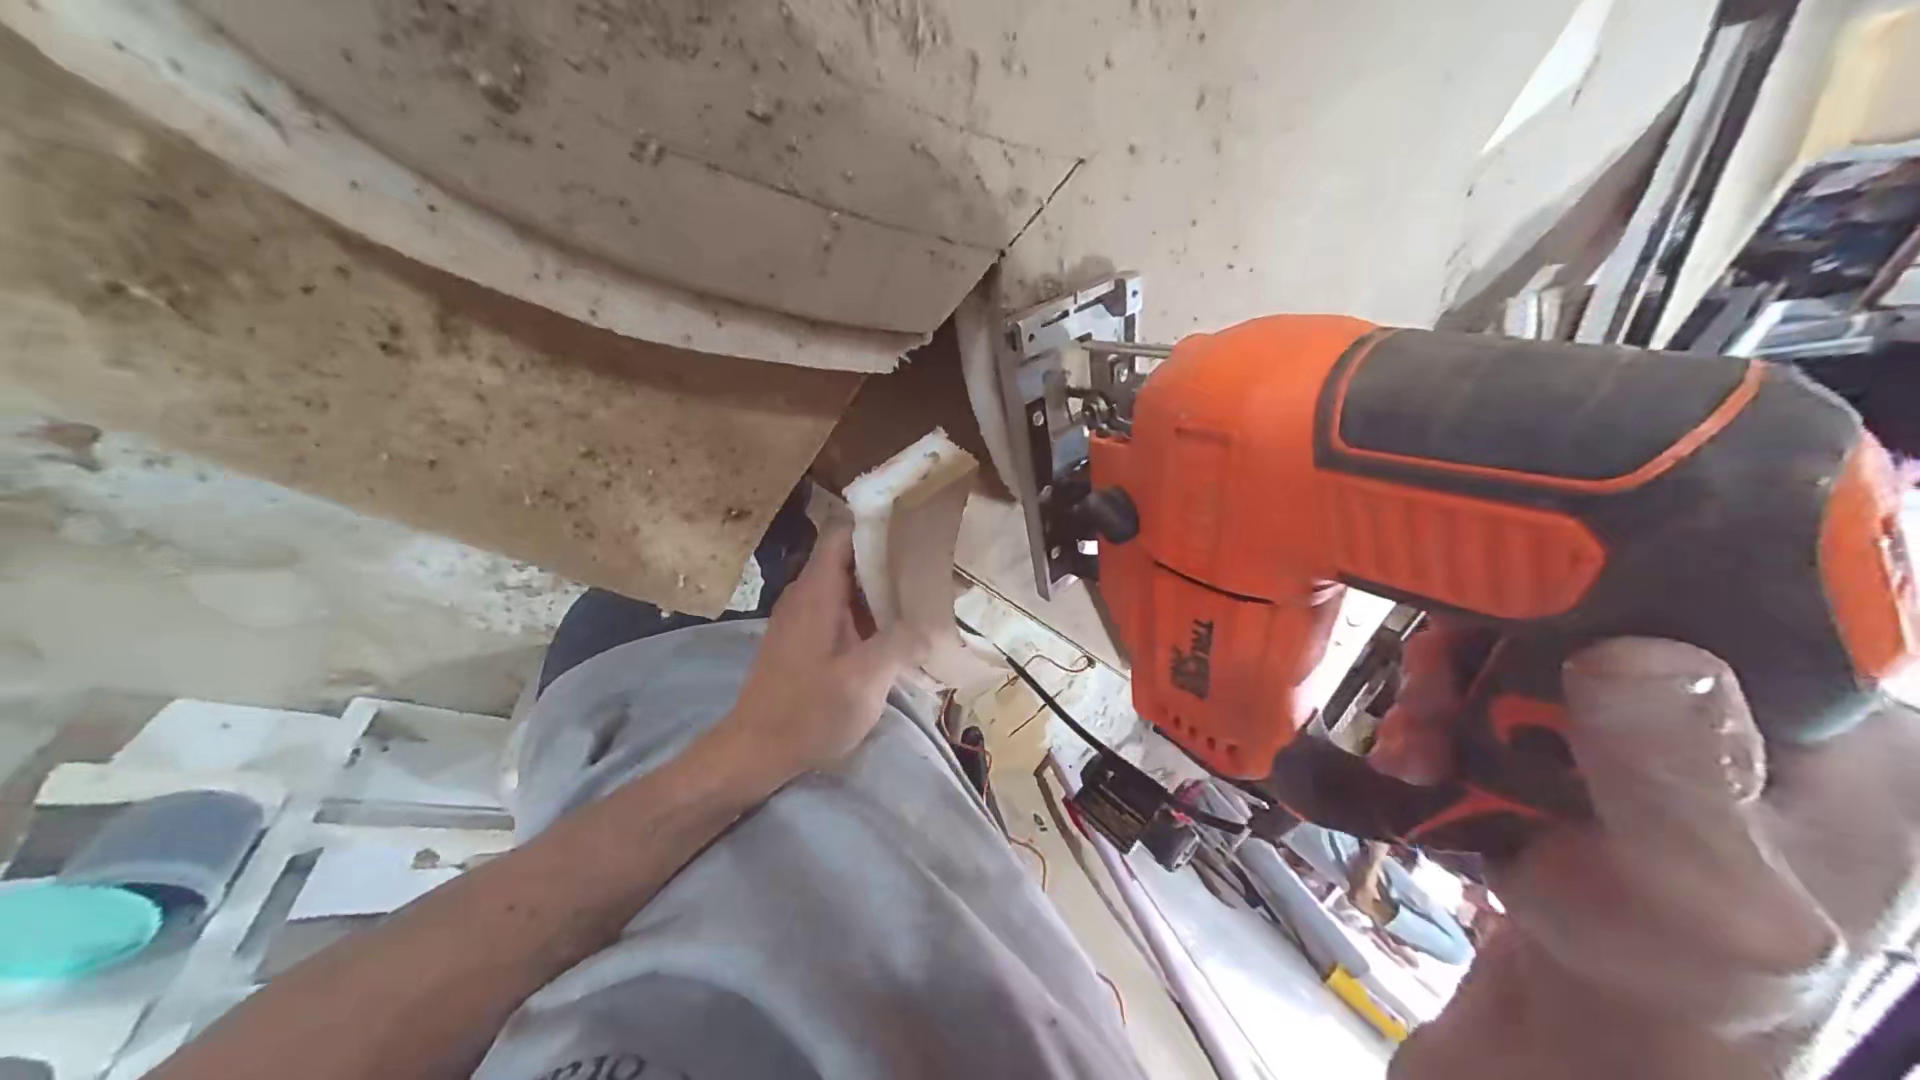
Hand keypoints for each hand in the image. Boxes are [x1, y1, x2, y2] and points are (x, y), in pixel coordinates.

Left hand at [716, 525, 924, 785]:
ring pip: (845, 583)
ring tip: (921, 592)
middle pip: (848, 555)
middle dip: (888, 556)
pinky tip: (892, 629)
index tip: (917, 526)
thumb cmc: (807, 713)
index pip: (843, 532)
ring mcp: (801, 616)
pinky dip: (866, 610)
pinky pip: (838, 607)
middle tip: (932, 563)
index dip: (878, 523)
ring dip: (879, 586)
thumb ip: (899, 643)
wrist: (754, 751)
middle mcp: (805, 594)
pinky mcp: (802, 638)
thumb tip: (929, 622)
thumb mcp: (864, 681)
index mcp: (817, 592)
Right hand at [1383, 625, 1919, 1078]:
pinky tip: (1412, 757)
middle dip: (1490, 647)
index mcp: (1835, 728)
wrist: (1592, 1030)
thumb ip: (1674, 782)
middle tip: (1431, 684)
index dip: (1615, 569)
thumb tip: (1633, 651)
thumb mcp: (1700, 893)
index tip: (1517, 581)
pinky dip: (1438, 718)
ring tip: (1412, 743)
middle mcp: (1735, 708)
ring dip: (1445, 689)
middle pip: (1590, 617)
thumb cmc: (1680, 979)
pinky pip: (1486, 694)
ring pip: (1519, 653)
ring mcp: (1636, 726)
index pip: (1730, 593)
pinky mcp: (1561, 744)